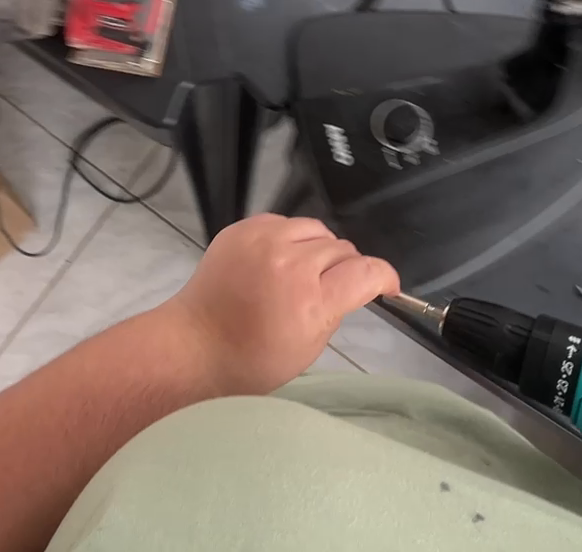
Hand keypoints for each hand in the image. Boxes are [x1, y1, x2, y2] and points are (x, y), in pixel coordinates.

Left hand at [157, 214, 399, 394]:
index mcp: (311, 299)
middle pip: (341, 248)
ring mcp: (262, 239)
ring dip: (318, 248)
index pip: (365, 271)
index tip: (386, 285)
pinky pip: (282, 222)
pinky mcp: (242, 228)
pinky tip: (279, 259)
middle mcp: (289, 261)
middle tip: (332, 286)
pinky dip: (289, 238)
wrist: (195, 343)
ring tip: (305, 270)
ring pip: (314, 229)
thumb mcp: (309, 346)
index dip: (384, 277)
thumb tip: (350, 283)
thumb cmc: (252, 359)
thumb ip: (335, 308)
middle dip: (345, 267)